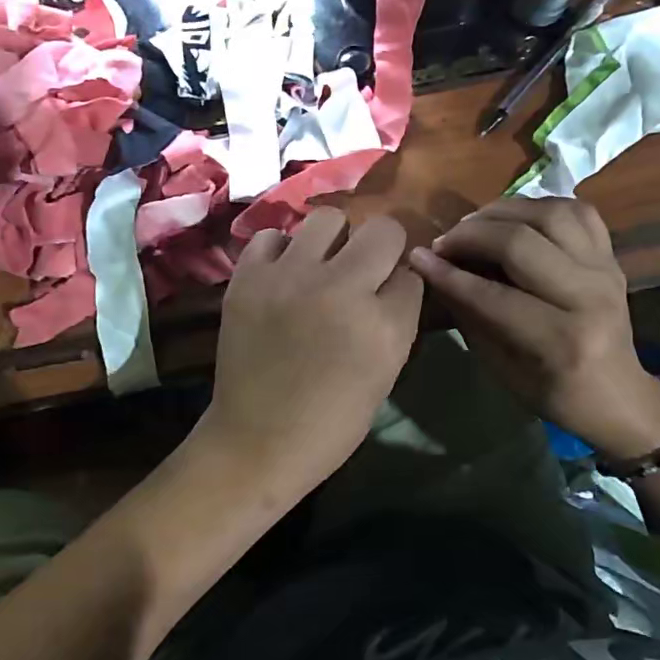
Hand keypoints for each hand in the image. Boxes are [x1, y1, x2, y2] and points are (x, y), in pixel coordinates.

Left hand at [202, 208, 423, 486]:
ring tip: (318, 266)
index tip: (387, 293)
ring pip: (327, 218)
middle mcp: (342, 289)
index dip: (400, 281)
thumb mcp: (385, 372)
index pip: (411, 271)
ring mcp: (290, 278)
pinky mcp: (248, 278)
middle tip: (360, 271)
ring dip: (332, 240)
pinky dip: (281, 251)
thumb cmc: (331, 420)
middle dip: (380, 248)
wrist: (258, 441)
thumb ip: (396, 318)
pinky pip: (272, 236)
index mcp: (385, 323)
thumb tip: (393, 277)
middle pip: (382, 230)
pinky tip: (281, 276)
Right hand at [407, 198, 659, 459]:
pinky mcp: (611, 256)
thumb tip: (435, 271)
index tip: (418, 258)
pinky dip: (539, 207)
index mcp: (561, 340)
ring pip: (550, 215)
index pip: (493, 295)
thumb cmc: (552, 392)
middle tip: (443, 242)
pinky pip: (578, 211)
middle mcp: (589, 297)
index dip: (449, 274)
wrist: (616, 394)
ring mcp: (606, 270)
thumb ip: (471, 316)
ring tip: (474, 225)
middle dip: (471, 236)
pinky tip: (514, 219)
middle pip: (522, 243)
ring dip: (502, 212)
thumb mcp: (501, 367)